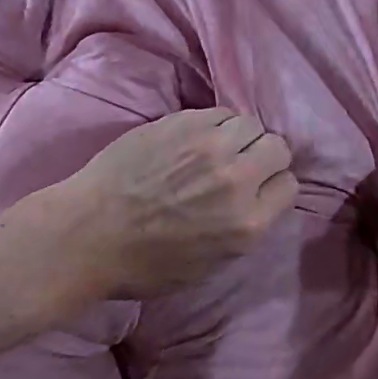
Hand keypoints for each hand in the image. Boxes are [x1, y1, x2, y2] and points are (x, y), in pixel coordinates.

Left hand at [47, 108, 297, 299]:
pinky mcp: (184, 122)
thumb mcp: (209, 266)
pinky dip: (216, 123)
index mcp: (247, 224)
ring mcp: (210, 145)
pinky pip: (220, 112)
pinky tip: (198, 137)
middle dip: (266, 155)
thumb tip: (259, 199)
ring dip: (241, 136)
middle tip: (243, 163)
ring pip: (251, 123)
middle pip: (278, 147)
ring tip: (220, 146)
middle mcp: (237, 180)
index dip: (274, 185)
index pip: (289, 185)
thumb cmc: (144, 264)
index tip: (259, 187)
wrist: (88, 233)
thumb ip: (244, 228)